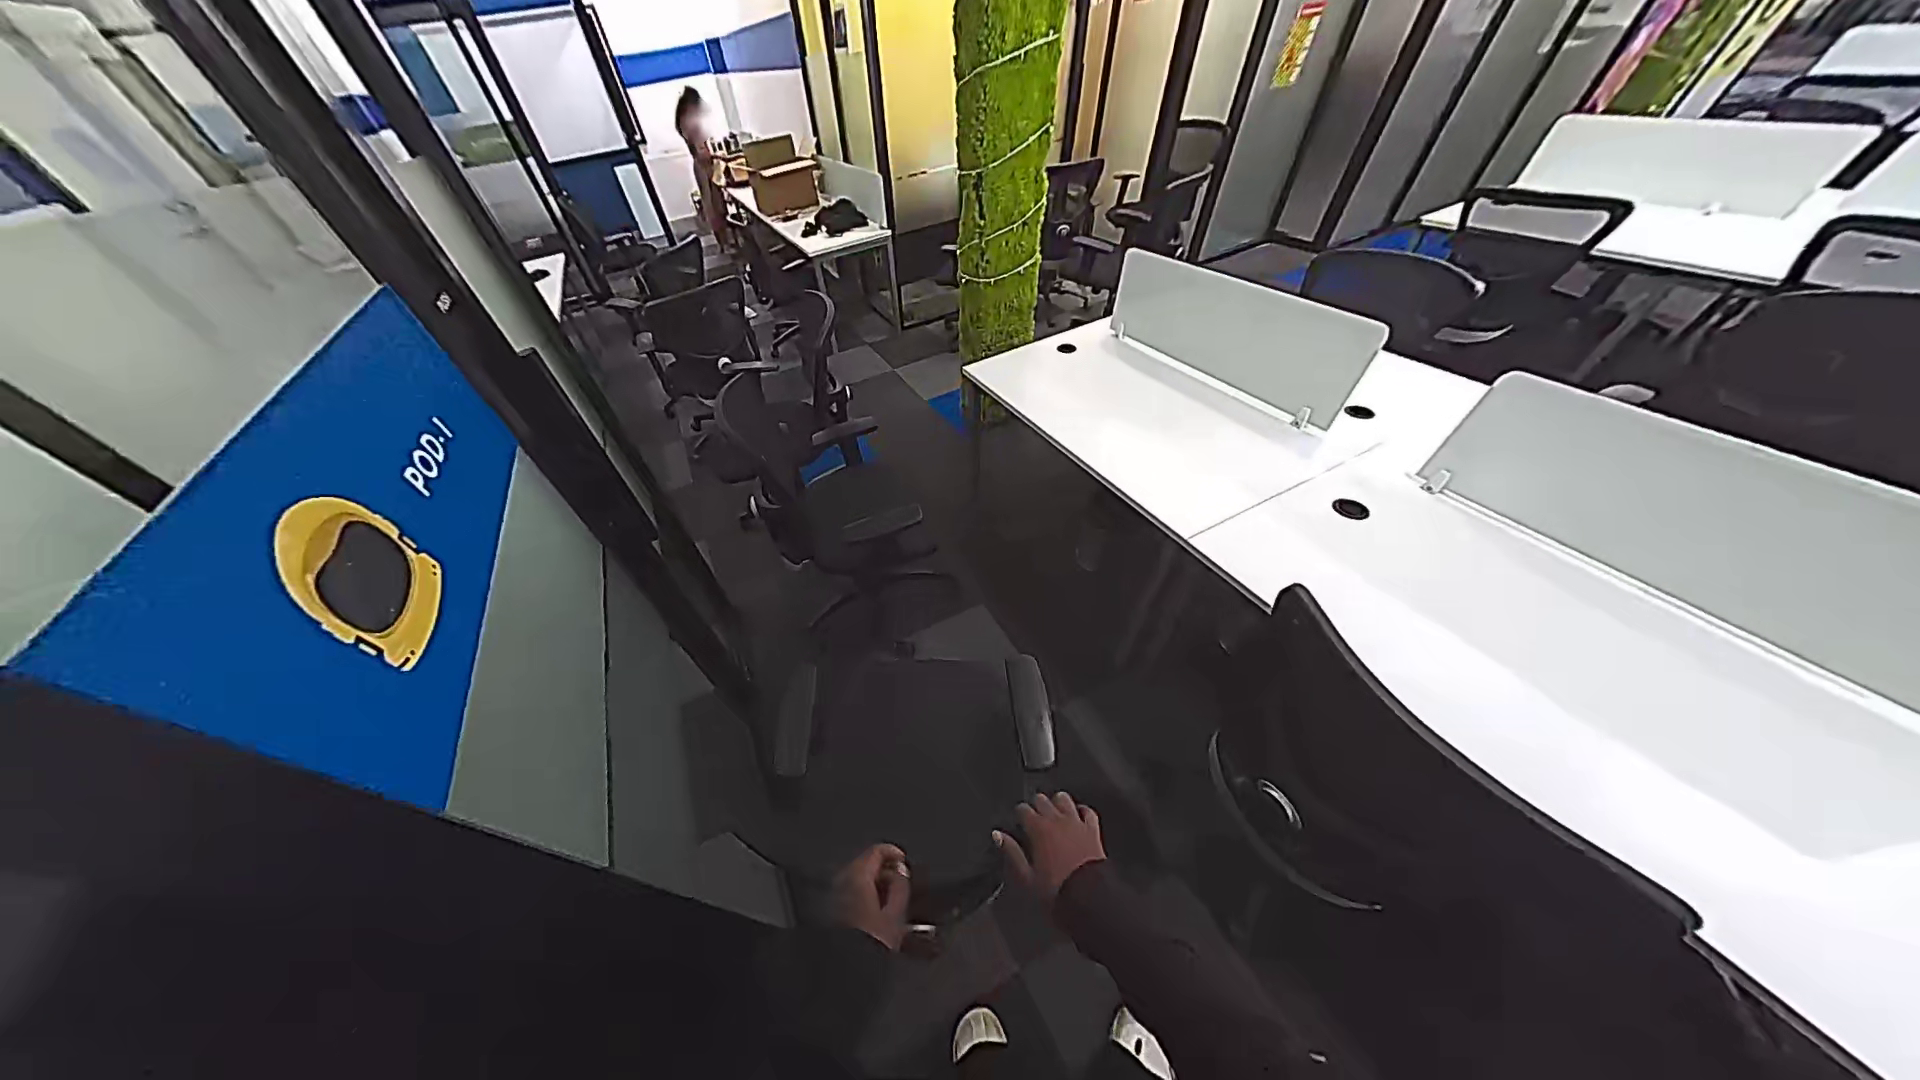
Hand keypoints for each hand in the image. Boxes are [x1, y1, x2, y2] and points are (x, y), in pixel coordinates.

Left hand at [832, 844, 910, 949]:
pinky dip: (864, 894)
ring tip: (890, 900)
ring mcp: (834, 895)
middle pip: (866, 864)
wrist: (848, 969)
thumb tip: (901, 873)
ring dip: (875, 884)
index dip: (893, 853)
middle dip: (884, 871)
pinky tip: (875, 910)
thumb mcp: (896, 912)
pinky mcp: (831, 910)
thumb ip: (901, 885)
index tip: (903, 861)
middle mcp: (841, 881)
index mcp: (856, 875)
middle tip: (900, 884)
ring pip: (858, 879)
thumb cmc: (870, 942)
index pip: (877, 851)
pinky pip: (851, 892)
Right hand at [995, 792, 1106, 903]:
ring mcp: (1076, 822)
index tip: (1018, 823)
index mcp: (1038, 829)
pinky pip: (1087, 811)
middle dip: (1036, 806)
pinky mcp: (1093, 830)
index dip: (1019, 814)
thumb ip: (1012, 852)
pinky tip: (1077, 817)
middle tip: (1034, 820)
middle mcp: (1056, 820)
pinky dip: (1081, 811)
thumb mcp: (1026, 877)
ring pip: (1064, 798)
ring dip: (1057, 804)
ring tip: (1054, 815)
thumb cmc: (1055, 890)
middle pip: (1042, 799)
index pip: (1023, 809)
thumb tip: (998, 834)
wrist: (1089, 899)